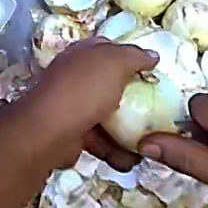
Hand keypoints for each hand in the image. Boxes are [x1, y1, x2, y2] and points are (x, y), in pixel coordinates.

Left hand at [6, 38, 156, 170]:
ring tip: (148, 143)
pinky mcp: (74, 133)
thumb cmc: (84, 88)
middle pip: (110, 84)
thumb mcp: (115, 62)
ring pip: (107, 115)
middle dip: (132, 98)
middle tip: (156, 109)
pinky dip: (115, 150)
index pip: (109, 48)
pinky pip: (100, 139)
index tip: (152, 70)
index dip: (130, 56)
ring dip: (127, 131)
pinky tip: (131, 160)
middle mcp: (77, 77)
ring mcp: (74, 105)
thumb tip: (153, 55)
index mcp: (84, 53)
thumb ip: (135, 56)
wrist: (51, 131)